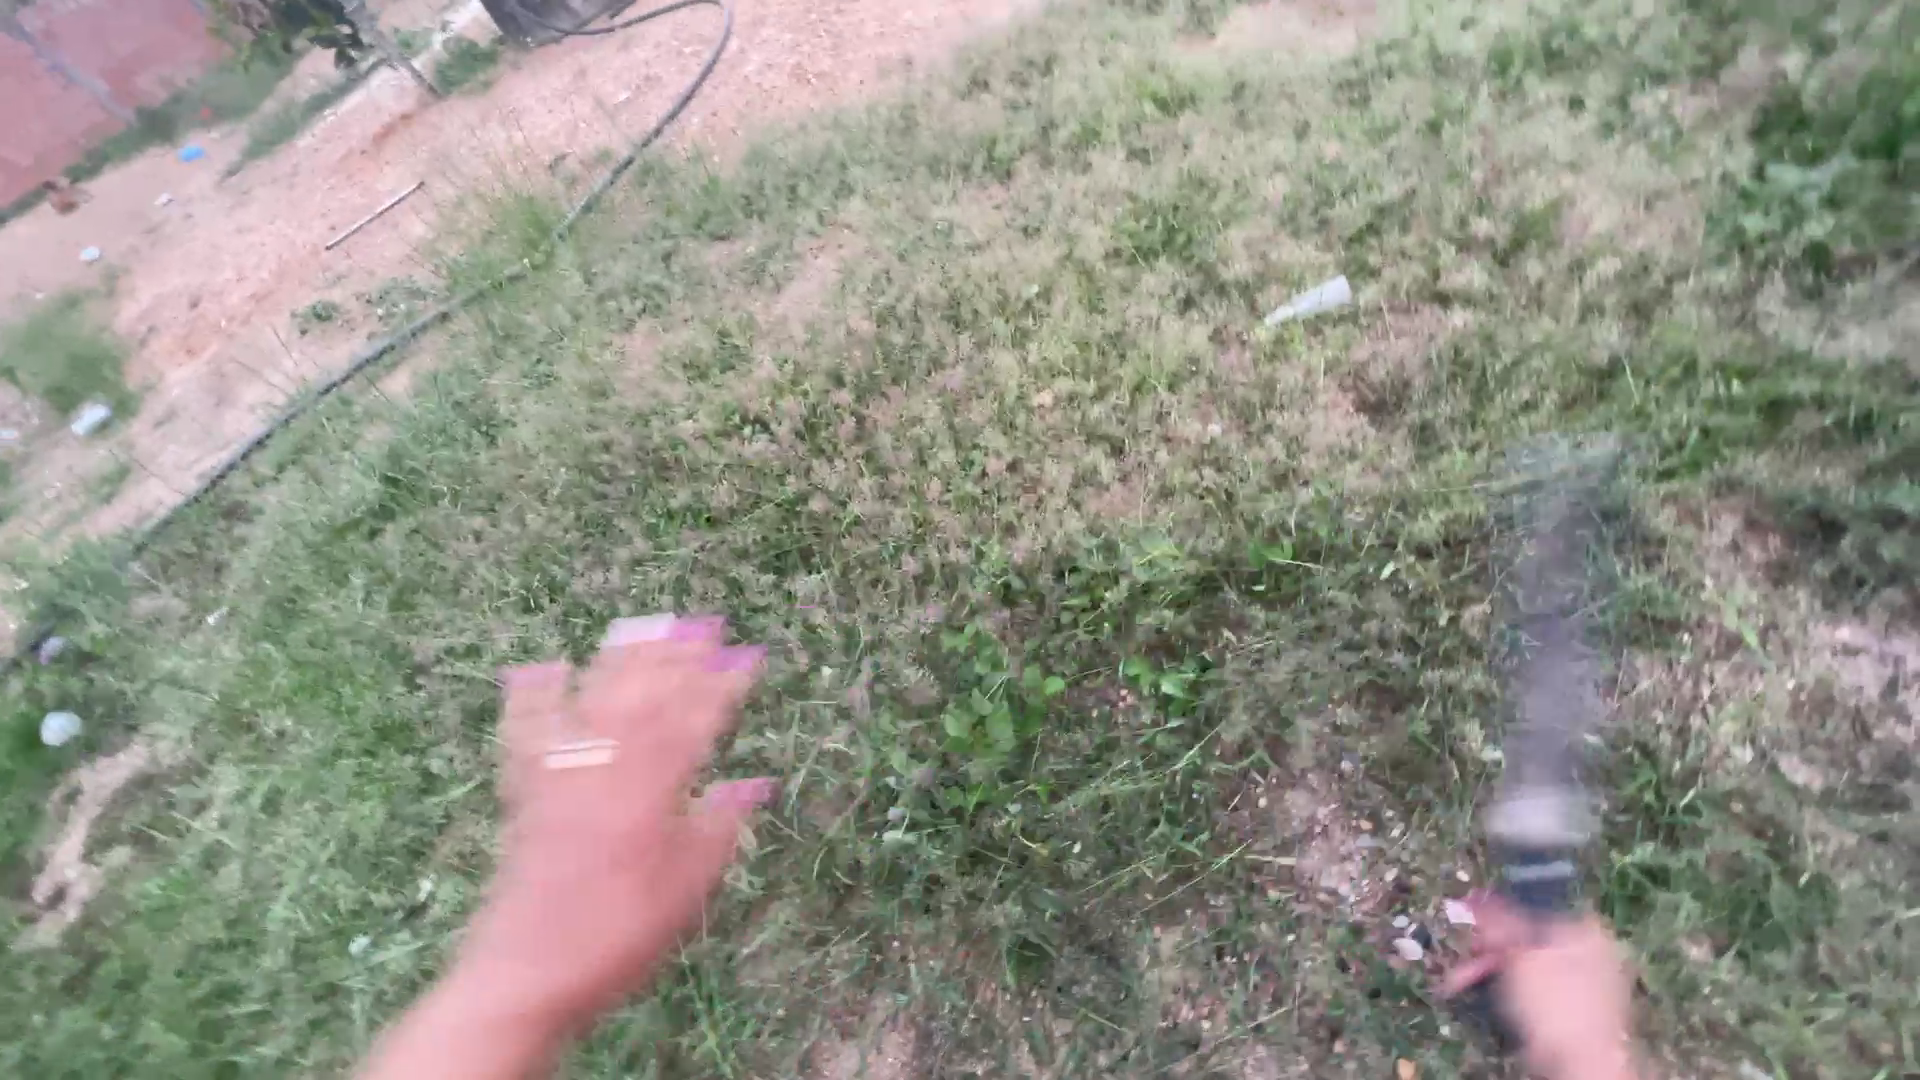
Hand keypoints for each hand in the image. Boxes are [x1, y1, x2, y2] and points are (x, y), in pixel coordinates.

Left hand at [360, 616, 772, 1078]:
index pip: (698, 723)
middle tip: (702, 622)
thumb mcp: (688, 888)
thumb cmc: (620, 934)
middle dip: (679, 657)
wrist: (525, 975)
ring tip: (644, 624)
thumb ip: (719, 828)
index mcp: (654, 793)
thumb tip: (754, 783)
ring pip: (597, 703)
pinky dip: (535, 697)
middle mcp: (609, 772)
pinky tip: (545, 665)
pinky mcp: (528, 793)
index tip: (747, 656)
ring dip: (622, 660)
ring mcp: (565, 776)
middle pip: (648, 699)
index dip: (725, 686)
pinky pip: (529, 734)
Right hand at [1442, 895, 1638, 1079]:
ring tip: (1459, 977)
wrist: (1577, 1064)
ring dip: (1486, 964)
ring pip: (1520, 958)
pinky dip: (1500, 982)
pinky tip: (1473, 988)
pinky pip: (1526, 980)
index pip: (1536, 901)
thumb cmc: (1553, 1001)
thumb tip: (1477, 893)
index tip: (1472, 906)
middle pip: (1524, 931)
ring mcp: (1577, 979)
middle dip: (1488, 941)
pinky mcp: (1565, 1003)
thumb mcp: (1518, 952)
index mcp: (1584, 932)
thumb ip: (1497, 919)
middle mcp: (1585, 951)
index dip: (1500, 900)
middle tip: (1468, 947)